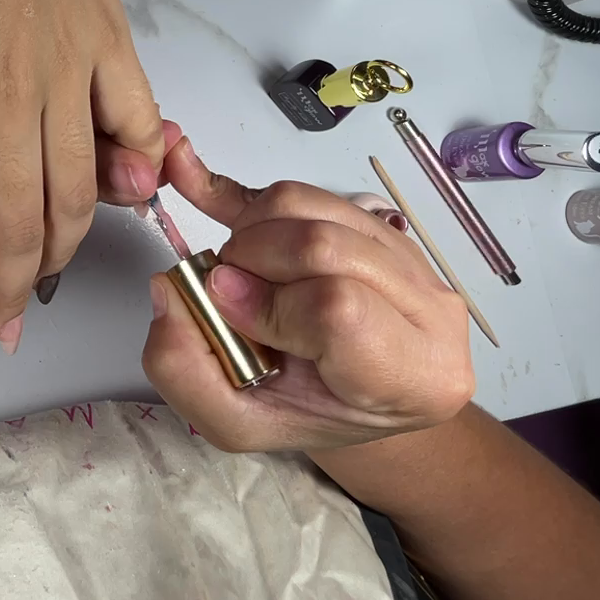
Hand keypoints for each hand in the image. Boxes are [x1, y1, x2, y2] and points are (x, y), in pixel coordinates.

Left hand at [0, 0, 163, 356]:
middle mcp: (9, 98)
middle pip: (16, 223)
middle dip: (5, 290)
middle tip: (0, 328)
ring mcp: (69, 70)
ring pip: (78, 187)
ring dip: (63, 244)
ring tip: (45, 278)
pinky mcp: (110, 40)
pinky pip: (135, 120)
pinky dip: (135, 167)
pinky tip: (126, 197)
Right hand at [143, 137, 473, 452]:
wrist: (347, 392)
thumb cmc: (302, 410)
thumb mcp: (236, 423)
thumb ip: (187, 372)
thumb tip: (170, 290)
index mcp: (414, 376)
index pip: (337, 309)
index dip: (267, 304)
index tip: (227, 312)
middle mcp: (429, 308)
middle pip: (320, 244)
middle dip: (249, 259)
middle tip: (225, 290)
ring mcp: (406, 255)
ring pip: (307, 205)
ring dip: (248, 229)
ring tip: (240, 268)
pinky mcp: (372, 220)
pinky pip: (300, 190)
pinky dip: (236, 192)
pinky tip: (189, 176)